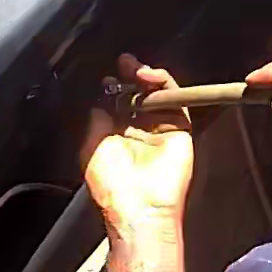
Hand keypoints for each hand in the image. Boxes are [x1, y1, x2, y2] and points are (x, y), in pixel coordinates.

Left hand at [81, 55, 194, 245]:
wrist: (139, 208)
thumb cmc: (113, 187)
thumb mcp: (92, 144)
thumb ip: (96, 117)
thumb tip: (100, 95)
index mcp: (116, 136)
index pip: (118, 102)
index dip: (114, 86)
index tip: (109, 77)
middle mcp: (139, 131)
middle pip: (138, 94)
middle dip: (131, 76)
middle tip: (124, 64)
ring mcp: (160, 129)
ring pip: (157, 93)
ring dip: (147, 76)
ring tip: (137, 69)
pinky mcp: (179, 129)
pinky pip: (175, 101)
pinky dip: (165, 83)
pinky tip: (151, 77)